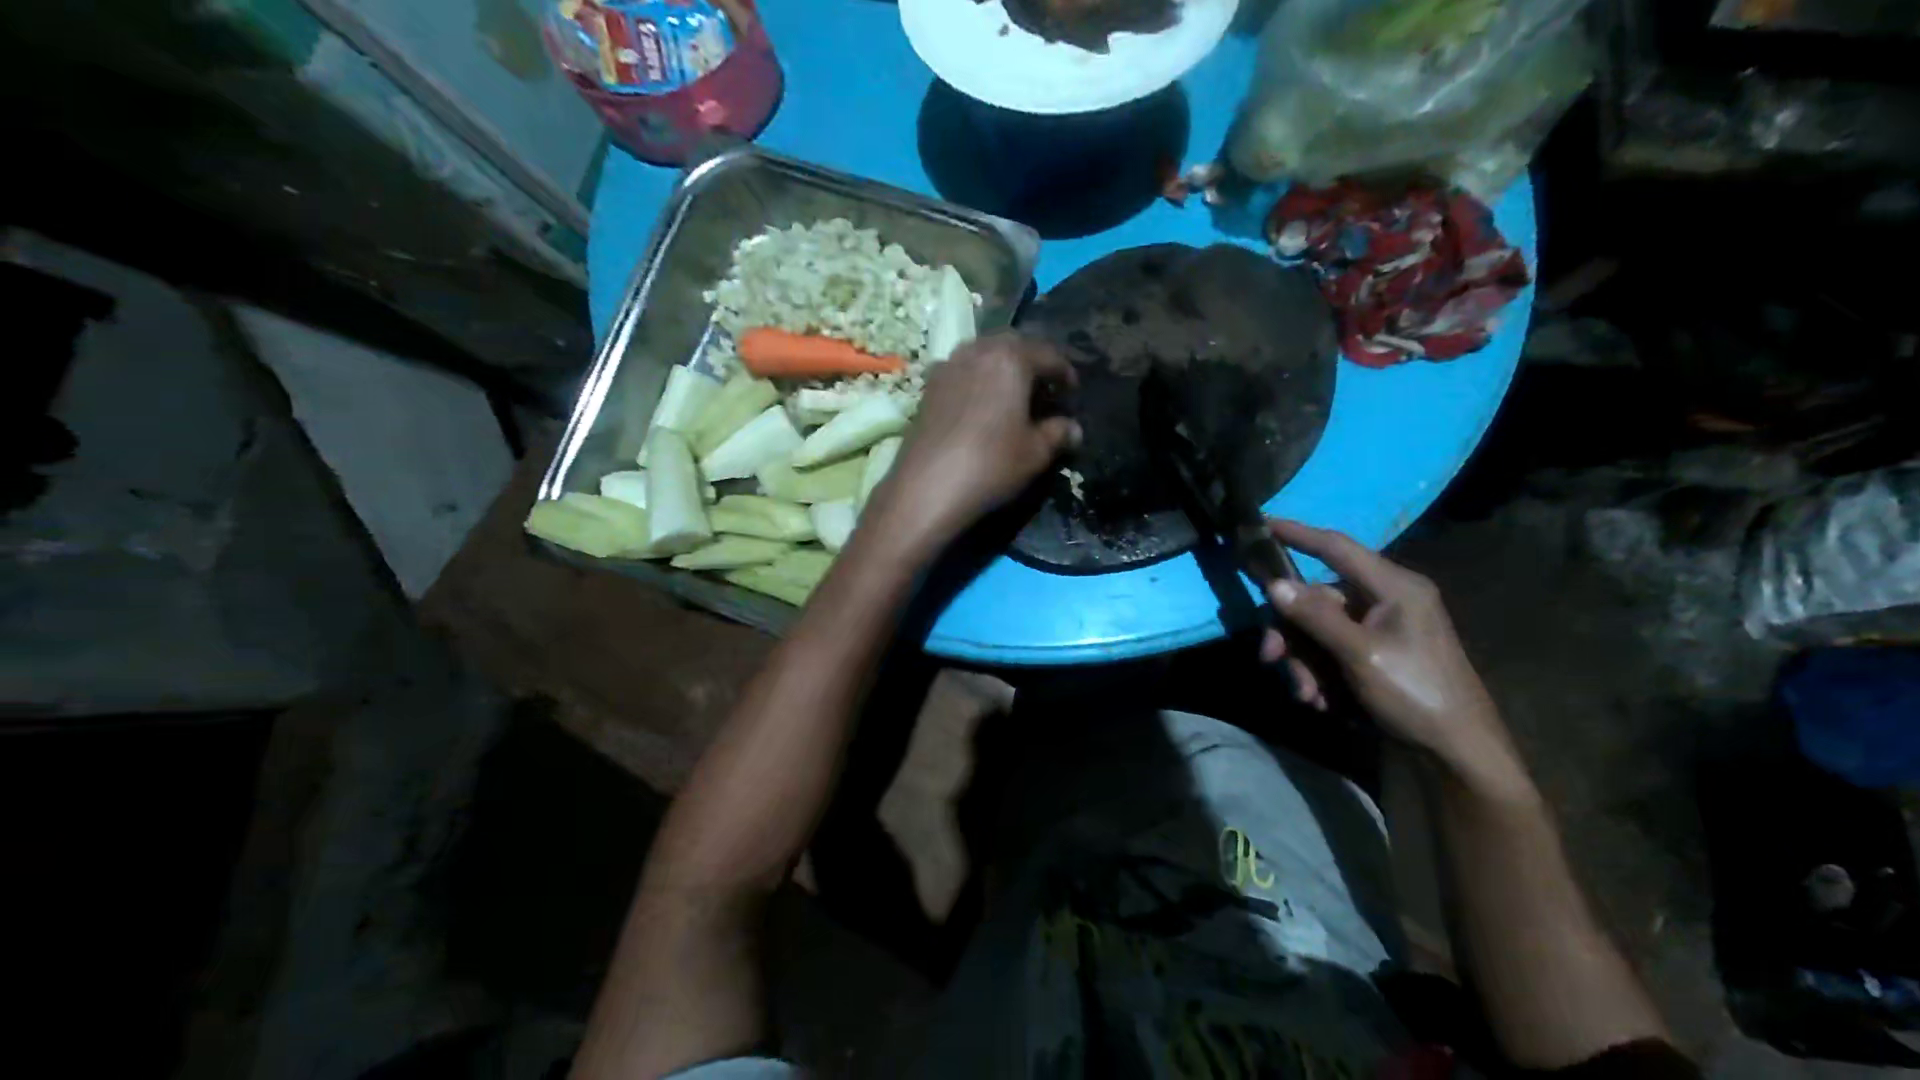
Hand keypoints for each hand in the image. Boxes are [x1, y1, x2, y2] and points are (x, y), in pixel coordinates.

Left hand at [865, 333, 1081, 546]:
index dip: (1065, 373)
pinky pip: (962, 371)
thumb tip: (1074, 429)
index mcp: (1010, 359)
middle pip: (1013, 346)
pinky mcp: (927, 387)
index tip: (1073, 393)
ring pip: (984, 354)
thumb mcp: (1035, 453)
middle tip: (1045, 389)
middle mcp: (977, 351)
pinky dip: (979, 379)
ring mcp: (947, 366)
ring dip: (1003, 368)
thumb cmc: (990, 465)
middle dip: (1033, 363)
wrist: (926, 488)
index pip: (1048, 355)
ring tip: (1014, 395)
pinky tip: (983, 405)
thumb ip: (1059, 433)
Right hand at [1259, 520, 1519, 776]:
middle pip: (1316, 600)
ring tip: (1308, 696)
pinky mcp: (1375, 655)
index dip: (1298, 534)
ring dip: (1304, 663)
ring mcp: (1380, 630)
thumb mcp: (1360, 654)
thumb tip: (1273, 584)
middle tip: (1271, 660)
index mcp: (1394, 588)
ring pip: (1318, 630)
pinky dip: (1319, 675)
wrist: (1456, 754)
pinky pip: (1330, 652)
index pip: (1337, 547)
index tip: (1262, 524)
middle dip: (1292, 634)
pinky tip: (1323, 702)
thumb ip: (1316, 617)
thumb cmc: (1416, 694)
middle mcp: (1386, 601)